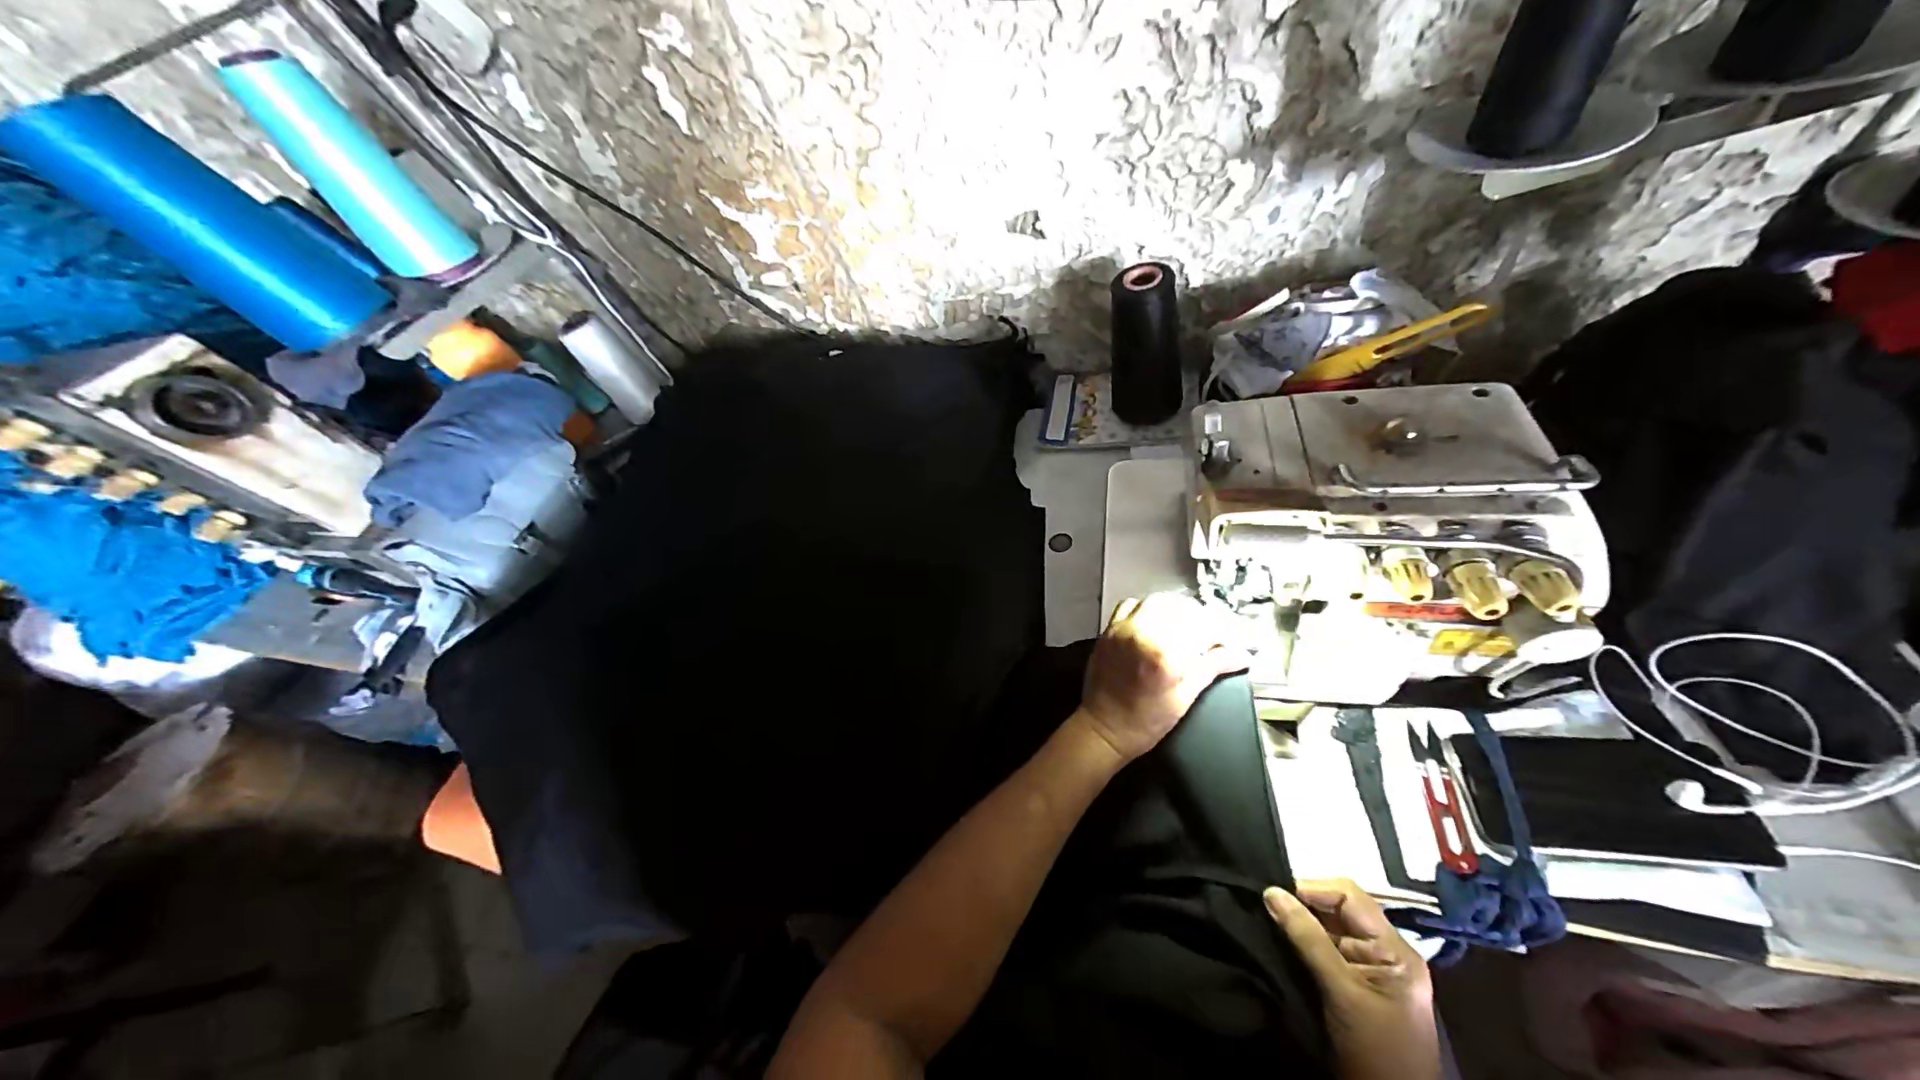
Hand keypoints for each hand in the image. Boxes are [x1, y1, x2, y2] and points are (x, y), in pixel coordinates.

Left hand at [1073, 593, 1248, 762]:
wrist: (1104, 728)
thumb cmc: (1147, 721)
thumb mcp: (1186, 697)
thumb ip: (1212, 667)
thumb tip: (1242, 655)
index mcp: (1165, 652)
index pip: (1202, 625)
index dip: (1220, 631)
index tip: (1225, 642)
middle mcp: (1142, 632)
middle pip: (1181, 607)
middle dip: (1199, 618)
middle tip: (1206, 635)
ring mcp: (1122, 628)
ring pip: (1157, 601)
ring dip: (1175, 609)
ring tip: (1183, 628)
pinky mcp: (1108, 629)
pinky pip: (1130, 604)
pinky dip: (1146, 608)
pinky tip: (1154, 624)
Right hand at [1264, 879, 1439, 1079]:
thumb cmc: (1374, 1049)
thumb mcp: (1341, 990)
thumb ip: (1307, 938)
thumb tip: (1271, 892)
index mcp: (1395, 949)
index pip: (1350, 897)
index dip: (1312, 888)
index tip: (1273, 894)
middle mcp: (1386, 952)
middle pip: (1340, 910)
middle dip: (1302, 904)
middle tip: (1265, 904)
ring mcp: (1371, 970)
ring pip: (1330, 929)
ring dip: (1300, 923)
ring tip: (1266, 918)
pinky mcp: (1355, 986)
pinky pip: (1327, 950)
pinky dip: (1303, 942)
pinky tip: (1279, 940)